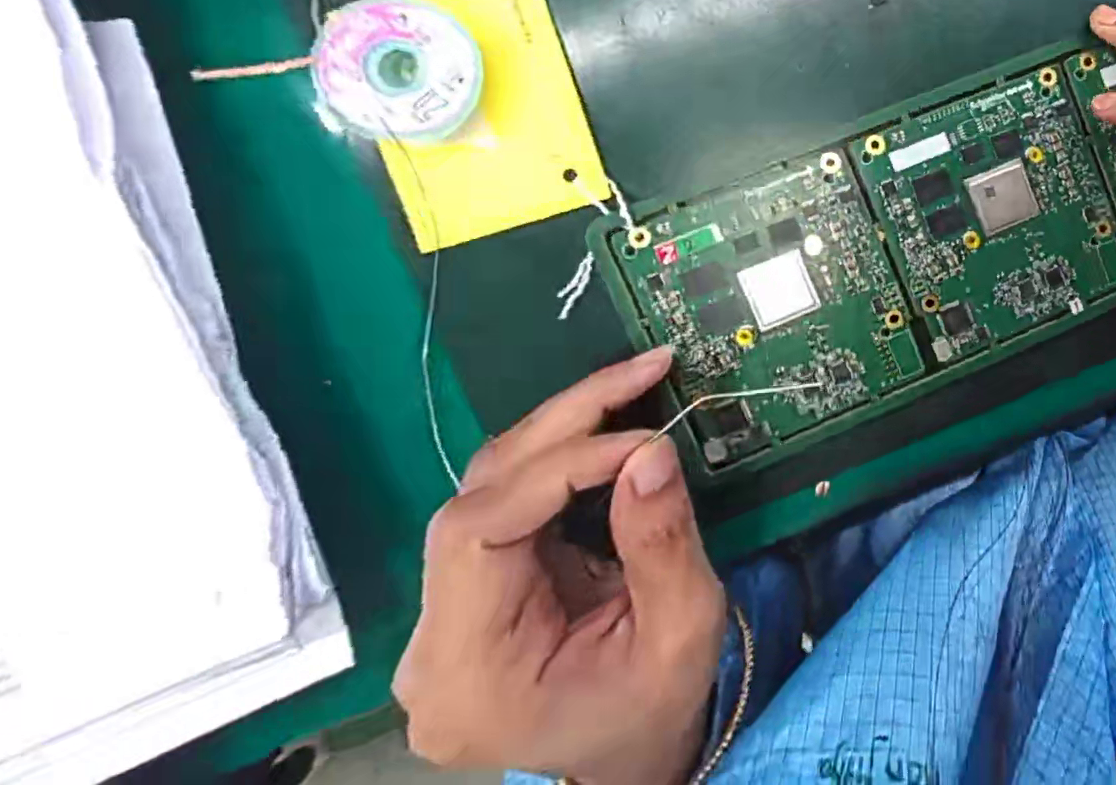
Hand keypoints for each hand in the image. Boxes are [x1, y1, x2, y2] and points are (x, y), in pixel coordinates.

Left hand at [393, 347, 724, 784]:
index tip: (644, 443)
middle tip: (644, 371)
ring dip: (567, 425)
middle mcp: (434, 634)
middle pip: (480, 491)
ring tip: (634, 384)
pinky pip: (514, 494)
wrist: (625, 763)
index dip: (561, 467)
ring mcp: (448, 606)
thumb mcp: (682, 634)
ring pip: (492, 481)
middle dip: (567, 422)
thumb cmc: (654, 713)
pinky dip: (567, 451)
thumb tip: (649, 452)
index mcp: (467, 670)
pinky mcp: (479, 581)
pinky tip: (611, 424)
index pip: (481, 531)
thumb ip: (662, 544)